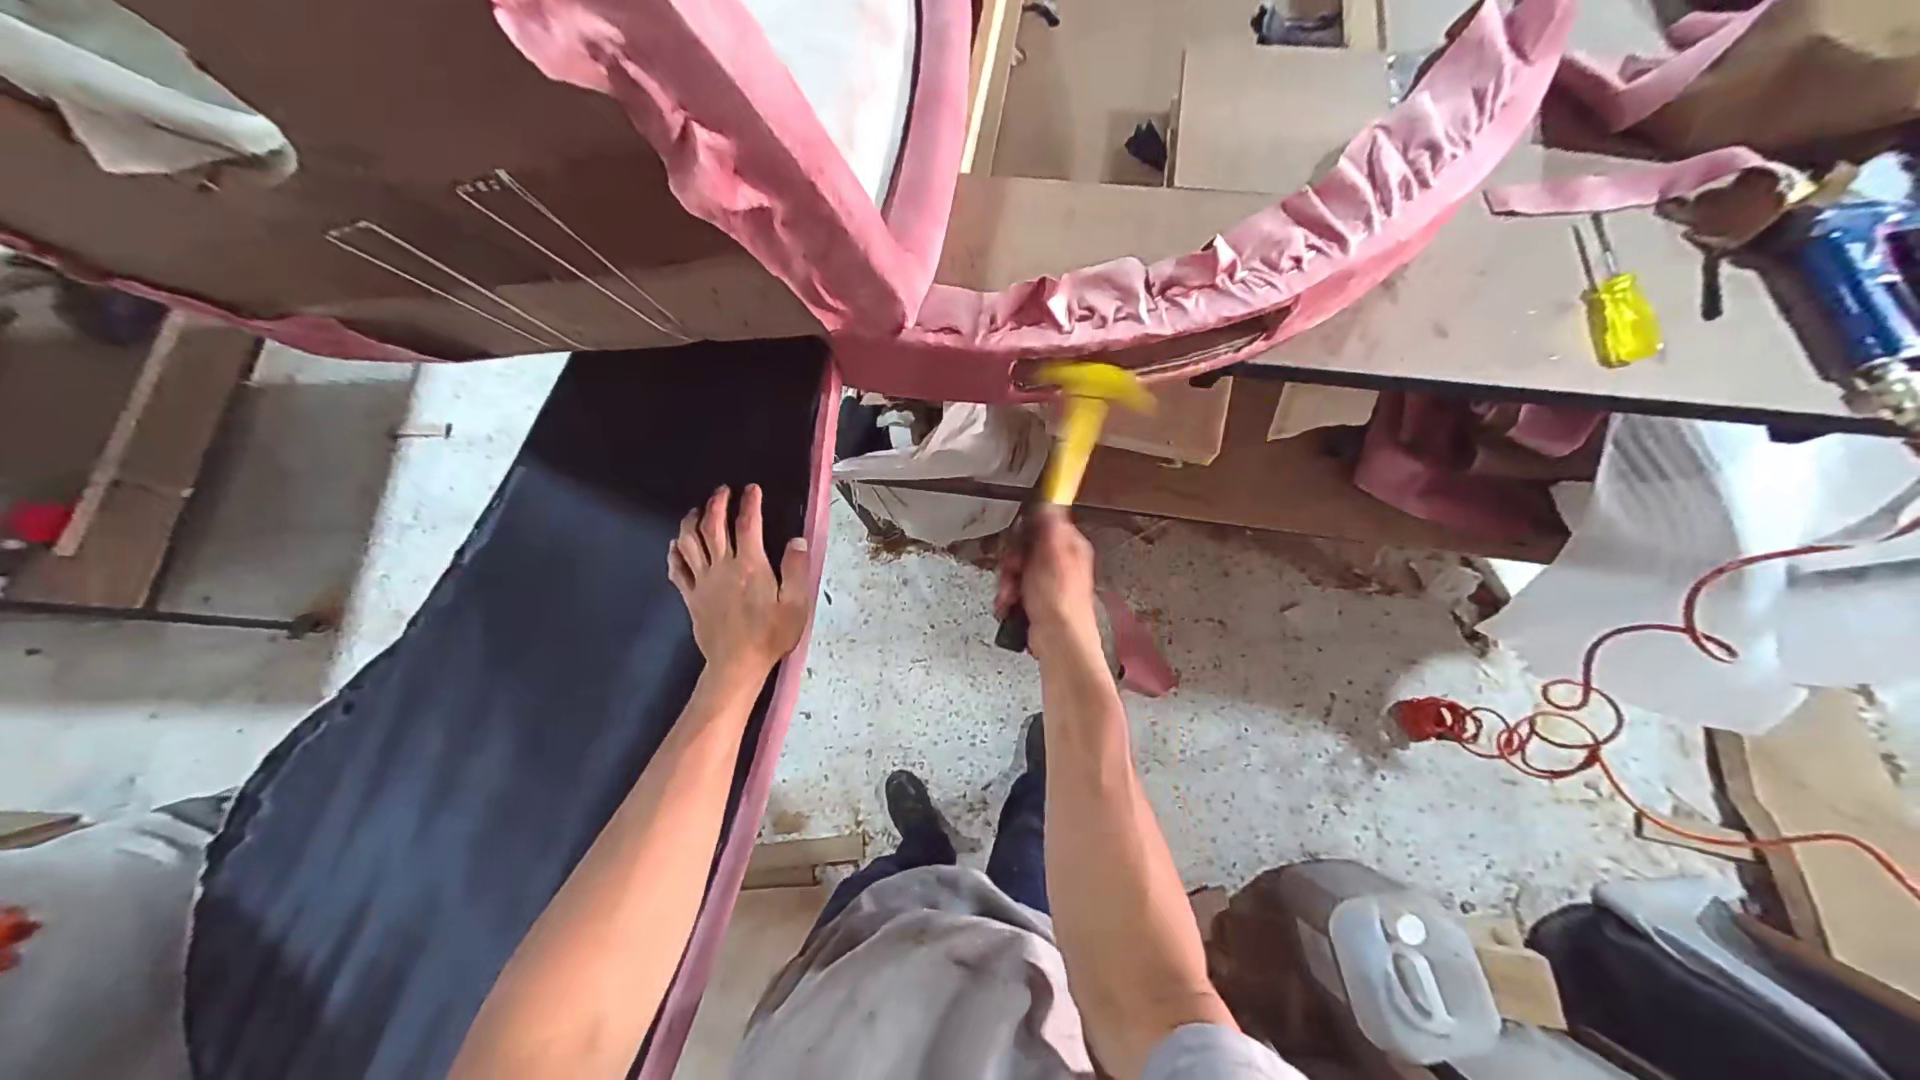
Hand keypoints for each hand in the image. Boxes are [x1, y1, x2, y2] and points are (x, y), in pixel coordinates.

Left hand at [668, 485, 813, 674]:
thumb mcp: (795, 603)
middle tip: (722, 491)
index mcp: (750, 565)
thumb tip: (797, 540)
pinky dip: (675, 552)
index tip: (752, 489)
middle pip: (712, 526)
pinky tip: (676, 545)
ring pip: (689, 542)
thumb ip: (797, 569)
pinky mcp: (691, 597)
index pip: (748, 524)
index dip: (750, 503)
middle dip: (717, 503)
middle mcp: (722, 567)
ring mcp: (702, 582)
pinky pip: (677, 569)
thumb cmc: (770, 634)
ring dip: (691, 521)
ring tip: (697, 510)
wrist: (737, 664)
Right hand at [995, 507, 1098, 654]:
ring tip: (1012, 593)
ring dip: (1007, 582)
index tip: (1019, 540)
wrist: (1058, 641)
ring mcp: (1047, 583)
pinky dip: (1007, 597)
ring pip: (1015, 569)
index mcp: (1070, 546)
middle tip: (1014, 570)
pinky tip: (1010, 605)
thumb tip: (1048, 500)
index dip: (1026, 531)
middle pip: (1024, 547)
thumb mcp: (1053, 553)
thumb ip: (1049, 525)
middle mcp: (1060, 562)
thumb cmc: (1061, 603)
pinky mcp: (1035, 600)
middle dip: (1012, 560)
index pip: (1043, 523)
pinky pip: (1013, 590)